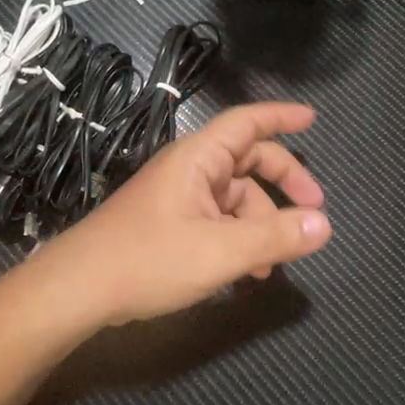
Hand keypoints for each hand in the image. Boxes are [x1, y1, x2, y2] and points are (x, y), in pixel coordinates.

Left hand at [30, 102, 330, 325]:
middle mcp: (190, 168)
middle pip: (247, 160)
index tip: (312, 118)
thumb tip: (325, 225)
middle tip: (316, 210)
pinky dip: (238, 237)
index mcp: (198, 158)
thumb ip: (273, 238)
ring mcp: (177, 195)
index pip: (247, 122)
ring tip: (275, 263)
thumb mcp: (219, 253)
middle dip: (284, 181)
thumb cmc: (148, 259)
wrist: (80, 288)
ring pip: (234, 196)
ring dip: (260, 222)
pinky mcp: (169, 221)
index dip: (281, 116)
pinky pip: (216, 218)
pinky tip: (246, 273)